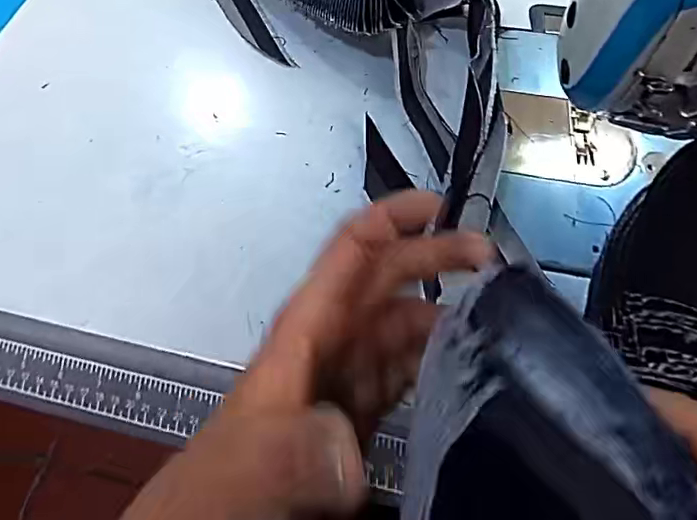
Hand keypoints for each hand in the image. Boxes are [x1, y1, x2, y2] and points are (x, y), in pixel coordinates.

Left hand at [124, 191, 492, 519]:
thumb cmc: (209, 491)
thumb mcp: (245, 464)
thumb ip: (291, 450)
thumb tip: (347, 450)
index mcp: (304, 331)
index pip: (352, 250)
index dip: (395, 216)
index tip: (438, 206)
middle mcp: (329, 346)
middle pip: (388, 278)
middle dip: (436, 256)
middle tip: (485, 257)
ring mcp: (344, 381)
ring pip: (402, 324)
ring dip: (443, 313)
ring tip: (487, 313)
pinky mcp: (356, 420)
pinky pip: (404, 371)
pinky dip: (435, 359)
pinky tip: (459, 366)